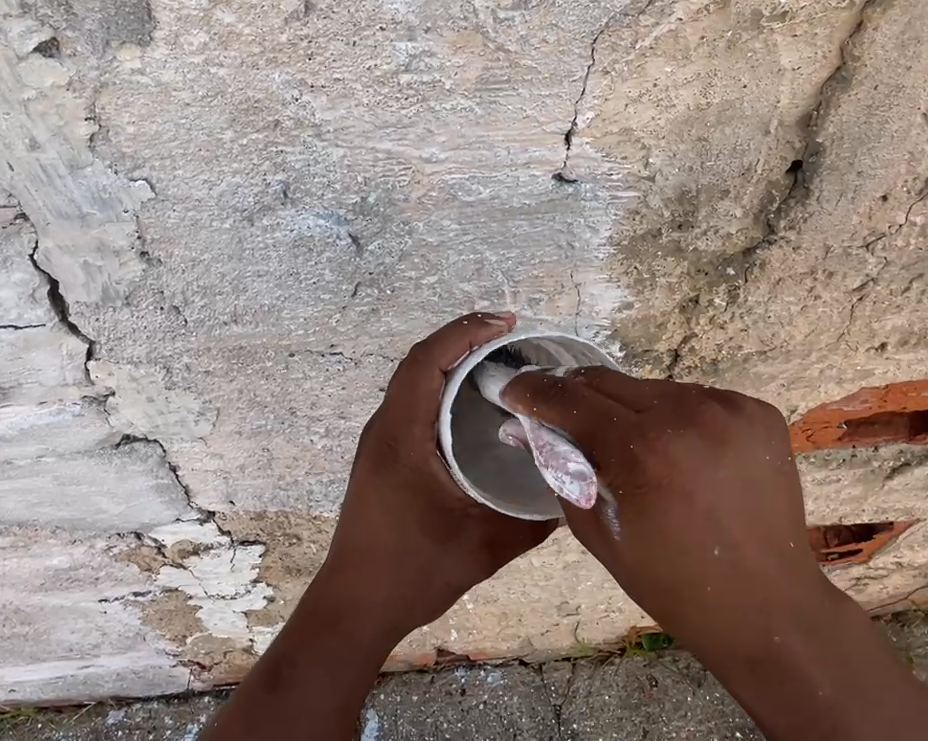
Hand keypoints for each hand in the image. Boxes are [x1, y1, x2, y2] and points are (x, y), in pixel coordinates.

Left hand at [313, 311, 555, 641]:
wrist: (354, 606)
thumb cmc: (412, 571)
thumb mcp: (482, 547)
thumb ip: (531, 519)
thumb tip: (572, 489)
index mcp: (401, 435)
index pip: (427, 361)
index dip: (464, 332)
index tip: (506, 322)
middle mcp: (385, 429)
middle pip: (418, 363)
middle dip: (462, 339)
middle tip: (509, 335)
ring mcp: (379, 443)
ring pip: (412, 382)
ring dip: (449, 362)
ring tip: (495, 360)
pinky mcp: (381, 458)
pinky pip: (411, 404)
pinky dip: (440, 388)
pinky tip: (469, 406)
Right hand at [504, 368, 927, 740]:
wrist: (768, 607)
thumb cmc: (672, 583)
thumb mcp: (597, 532)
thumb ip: (559, 468)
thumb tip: (524, 425)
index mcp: (640, 452)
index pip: (568, 399)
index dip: (533, 391)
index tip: (512, 389)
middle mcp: (685, 415)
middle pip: (606, 381)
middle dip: (575, 395)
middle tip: (558, 412)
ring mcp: (727, 408)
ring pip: (650, 387)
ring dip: (628, 407)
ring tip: (628, 442)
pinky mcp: (757, 410)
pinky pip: (694, 397)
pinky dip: (675, 415)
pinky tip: (678, 449)